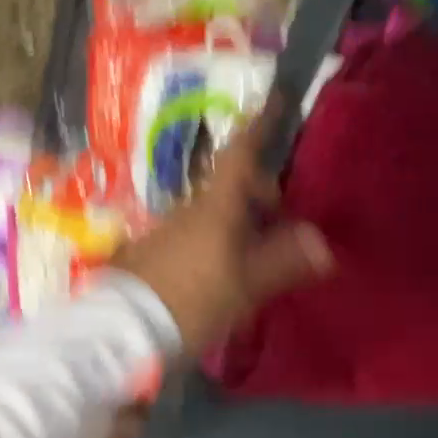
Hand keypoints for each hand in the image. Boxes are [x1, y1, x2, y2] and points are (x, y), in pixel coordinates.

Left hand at [109, 99, 333, 354]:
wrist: (119, 335)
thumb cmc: (190, 304)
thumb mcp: (245, 288)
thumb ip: (283, 261)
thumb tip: (318, 240)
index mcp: (213, 209)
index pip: (238, 156)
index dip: (259, 128)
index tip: (276, 101)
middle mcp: (182, 213)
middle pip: (223, 190)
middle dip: (254, 194)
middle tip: (281, 219)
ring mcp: (156, 236)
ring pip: (203, 217)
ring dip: (230, 225)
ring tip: (253, 253)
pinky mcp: (139, 261)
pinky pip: (184, 241)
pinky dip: (207, 246)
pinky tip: (215, 274)